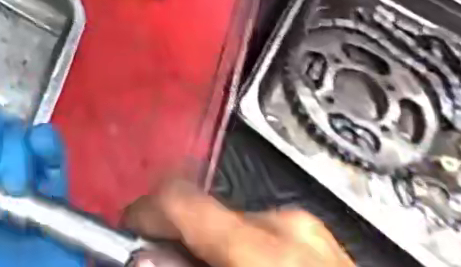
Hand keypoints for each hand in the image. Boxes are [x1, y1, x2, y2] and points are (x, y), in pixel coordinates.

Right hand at [125, 178, 351, 266]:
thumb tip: (145, 259)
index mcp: (266, 248)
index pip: (179, 200)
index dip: (141, 217)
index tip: (122, 240)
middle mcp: (293, 231)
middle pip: (208, 219)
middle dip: (183, 251)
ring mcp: (322, 247)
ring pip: (243, 237)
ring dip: (216, 261)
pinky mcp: (338, 262)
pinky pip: (277, 254)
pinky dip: (252, 266)